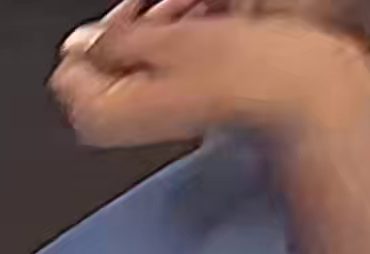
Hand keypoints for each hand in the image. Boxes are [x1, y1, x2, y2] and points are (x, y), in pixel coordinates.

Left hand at [49, 2, 369, 147]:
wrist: (298, 94)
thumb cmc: (249, 70)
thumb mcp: (174, 41)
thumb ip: (116, 41)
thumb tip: (76, 41)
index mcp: (96, 113)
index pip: (71, 67)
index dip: (105, 30)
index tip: (141, 5)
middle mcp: (104, 125)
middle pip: (100, 65)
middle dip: (136, 28)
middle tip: (180, 2)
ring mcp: (130, 122)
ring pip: (129, 65)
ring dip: (161, 31)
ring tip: (202, 9)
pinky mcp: (158, 113)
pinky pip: (152, 74)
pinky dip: (173, 48)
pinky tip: (206, 29)